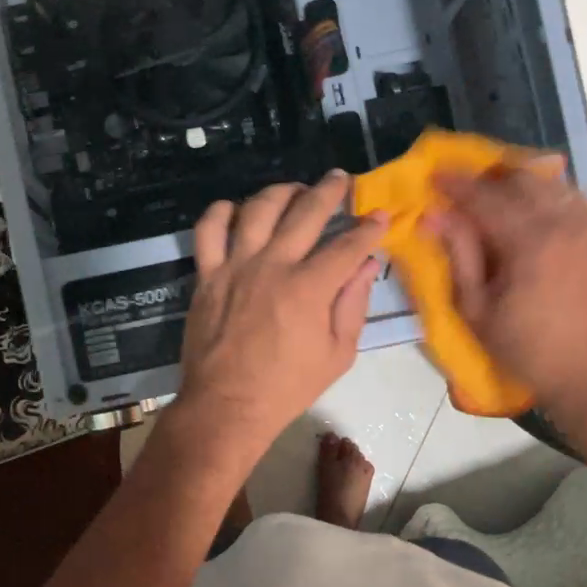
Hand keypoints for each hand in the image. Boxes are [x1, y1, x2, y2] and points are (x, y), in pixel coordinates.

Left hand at [177, 172, 386, 454]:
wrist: (226, 406)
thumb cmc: (287, 387)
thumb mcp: (337, 354)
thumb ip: (353, 304)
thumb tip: (368, 265)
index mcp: (309, 288)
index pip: (348, 245)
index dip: (369, 228)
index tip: (380, 217)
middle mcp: (272, 266)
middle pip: (305, 212)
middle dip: (329, 191)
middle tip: (340, 180)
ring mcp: (234, 267)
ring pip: (258, 209)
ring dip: (281, 192)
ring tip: (294, 190)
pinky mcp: (206, 276)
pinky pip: (208, 230)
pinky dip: (221, 212)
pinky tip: (236, 210)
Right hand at [425, 157, 586, 418]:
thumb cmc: (529, 350)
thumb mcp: (478, 311)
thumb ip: (459, 256)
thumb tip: (435, 217)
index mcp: (531, 241)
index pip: (486, 197)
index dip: (457, 184)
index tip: (434, 176)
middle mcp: (567, 222)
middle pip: (523, 179)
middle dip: (490, 178)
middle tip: (467, 188)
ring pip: (554, 185)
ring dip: (522, 185)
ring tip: (500, 198)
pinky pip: (577, 202)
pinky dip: (551, 200)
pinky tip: (537, 218)